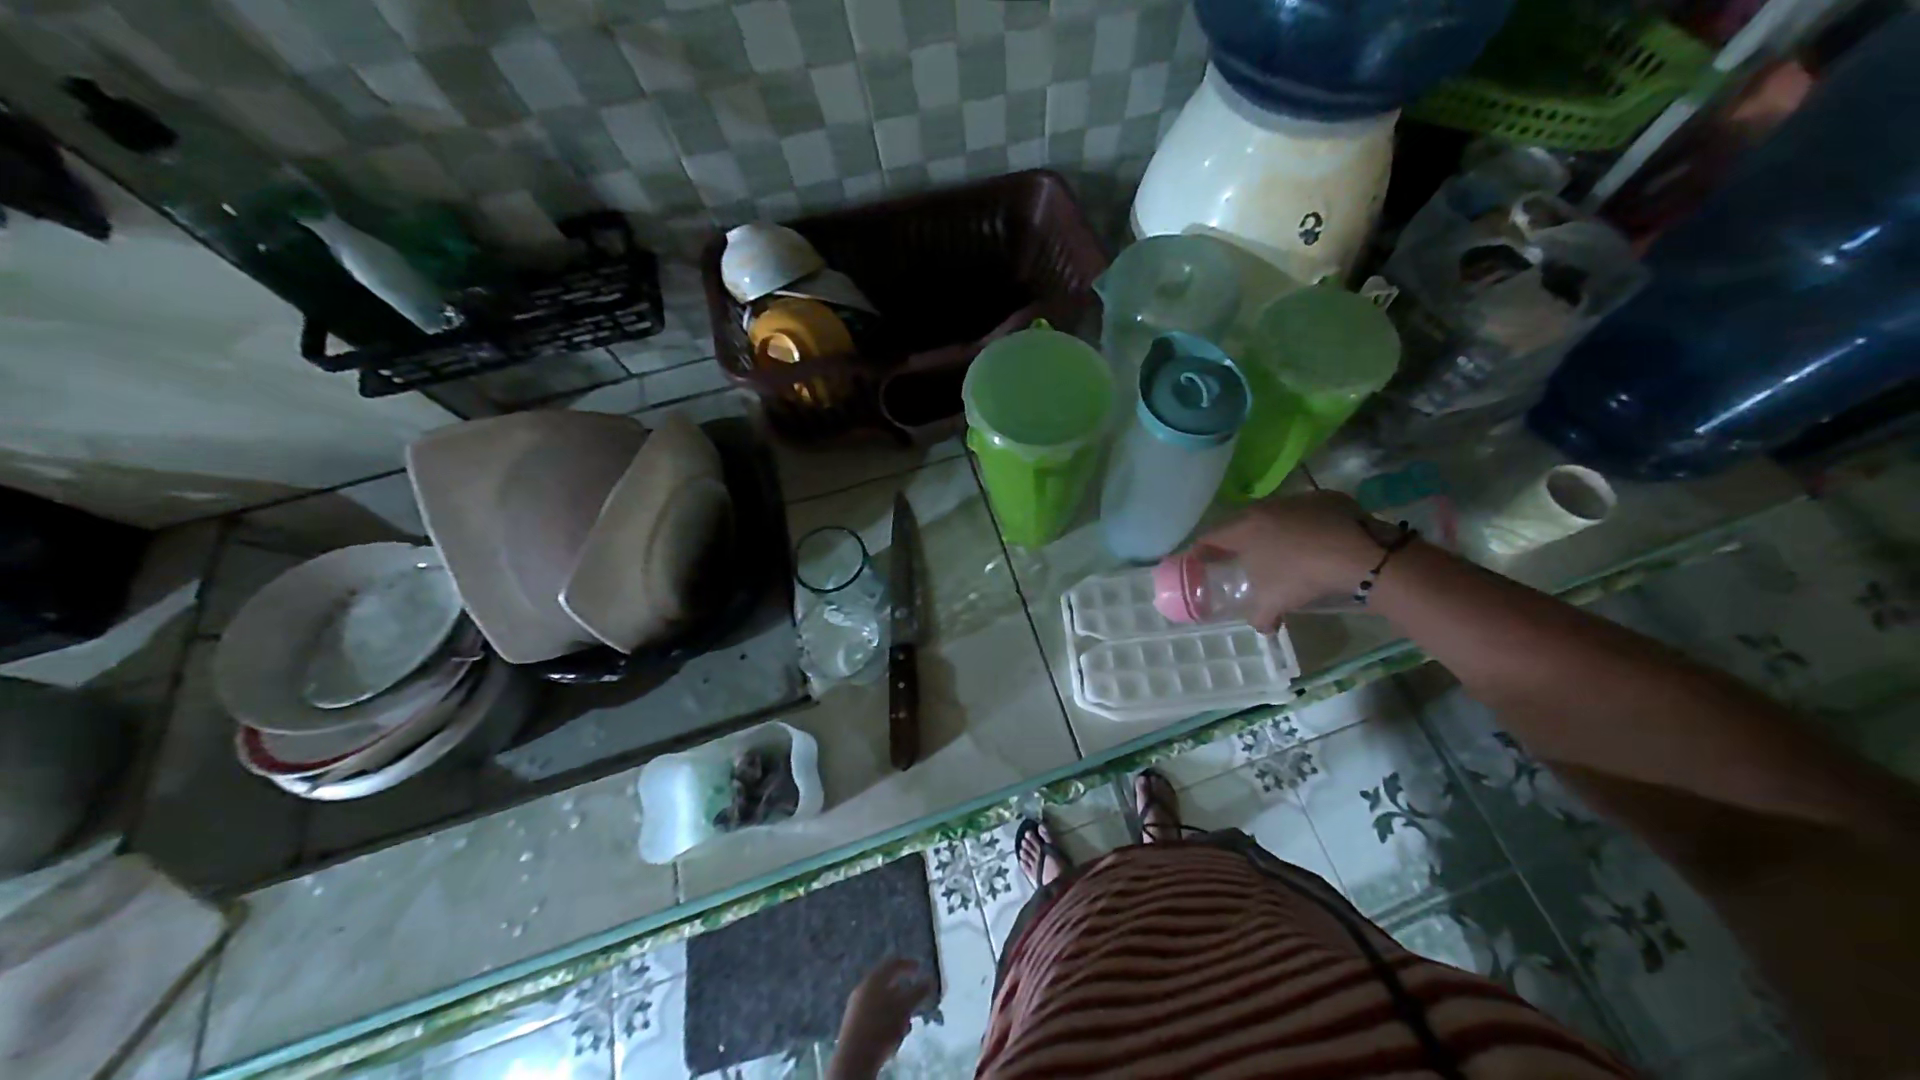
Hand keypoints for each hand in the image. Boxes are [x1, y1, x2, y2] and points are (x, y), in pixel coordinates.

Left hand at [826, 957, 932, 1079]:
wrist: (855, 1058)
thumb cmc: (882, 1026)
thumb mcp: (905, 1007)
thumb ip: (918, 992)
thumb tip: (930, 980)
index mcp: (874, 979)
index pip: (892, 963)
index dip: (907, 964)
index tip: (919, 968)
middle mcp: (863, 989)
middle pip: (887, 985)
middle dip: (904, 994)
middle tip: (915, 1003)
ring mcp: (857, 1007)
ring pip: (882, 1003)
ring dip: (897, 1012)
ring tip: (905, 1026)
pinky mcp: (854, 1025)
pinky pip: (875, 1017)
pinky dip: (887, 1022)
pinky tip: (893, 1037)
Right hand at [1192, 491, 1384, 632]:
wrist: (1358, 553)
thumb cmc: (1301, 575)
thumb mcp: (1274, 602)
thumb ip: (1259, 617)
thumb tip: (1262, 626)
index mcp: (1244, 528)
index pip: (1210, 536)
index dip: (1201, 551)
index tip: (1199, 562)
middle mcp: (1265, 508)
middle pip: (1240, 523)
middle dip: (1237, 541)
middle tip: (1238, 559)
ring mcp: (1296, 499)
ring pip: (1274, 515)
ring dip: (1272, 532)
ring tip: (1280, 551)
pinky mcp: (1326, 498)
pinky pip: (1306, 513)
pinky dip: (1305, 527)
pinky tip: (1316, 544)